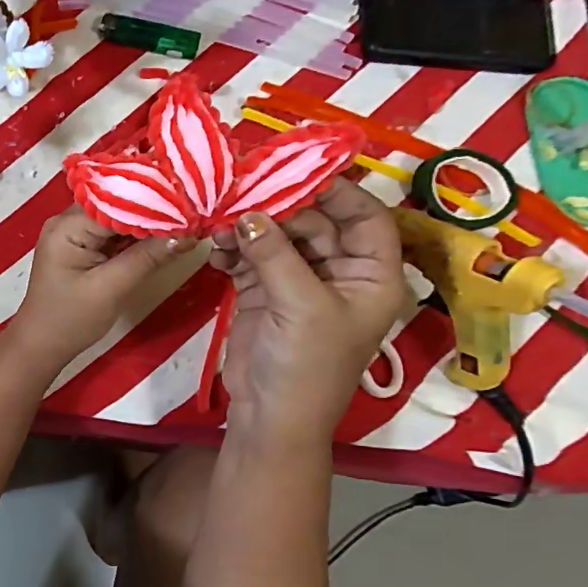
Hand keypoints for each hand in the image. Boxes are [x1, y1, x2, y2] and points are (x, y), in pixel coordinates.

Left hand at [11, 208, 197, 369]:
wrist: (41, 346)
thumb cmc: (68, 320)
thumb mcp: (110, 289)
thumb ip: (148, 258)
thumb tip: (190, 233)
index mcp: (68, 226)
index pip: (117, 200)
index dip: (155, 199)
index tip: (192, 200)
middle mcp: (69, 221)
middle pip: (119, 203)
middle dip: (156, 206)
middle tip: (196, 206)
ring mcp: (76, 233)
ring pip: (120, 217)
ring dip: (150, 220)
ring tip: (189, 217)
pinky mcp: (84, 246)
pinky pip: (116, 232)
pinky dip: (139, 235)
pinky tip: (167, 234)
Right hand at [209, 178, 406, 440]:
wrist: (270, 416)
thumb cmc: (306, 366)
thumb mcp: (301, 306)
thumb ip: (276, 254)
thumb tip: (248, 213)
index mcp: (371, 276)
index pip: (364, 217)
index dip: (337, 191)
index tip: (298, 170)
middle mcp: (338, 273)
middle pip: (314, 223)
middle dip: (278, 210)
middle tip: (242, 193)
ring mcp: (297, 284)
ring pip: (277, 239)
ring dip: (250, 230)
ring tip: (221, 224)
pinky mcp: (264, 295)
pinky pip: (251, 260)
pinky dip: (234, 252)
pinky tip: (216, 248)